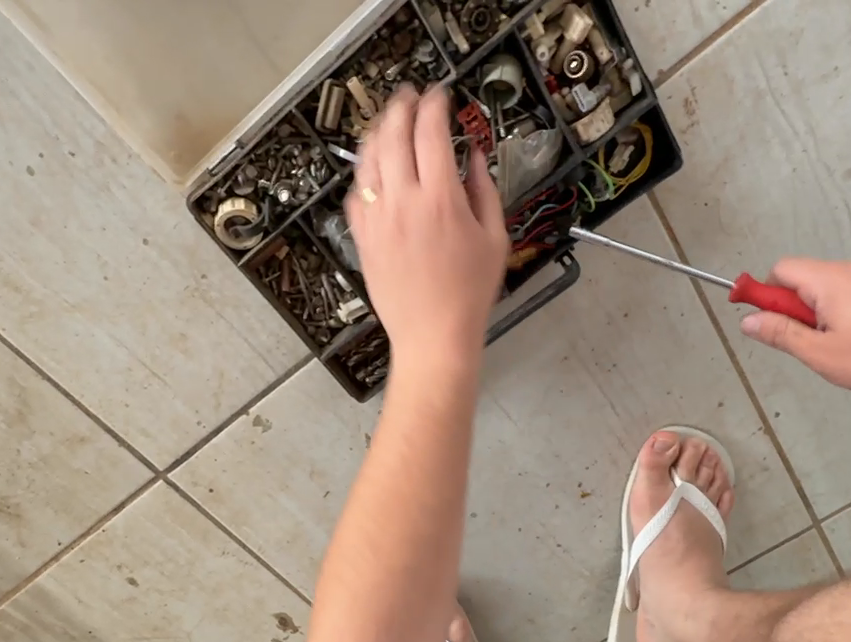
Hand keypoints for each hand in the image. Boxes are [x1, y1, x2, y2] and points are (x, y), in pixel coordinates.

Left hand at [347, 84, 507, 370]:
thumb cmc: (469, 295)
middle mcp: (403, 202)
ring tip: (386, 124)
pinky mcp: (363, 240)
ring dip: (377, 134)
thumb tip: (474, 158)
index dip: (434, 105)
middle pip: (393, 136)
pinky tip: (371, 171)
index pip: (430, 131)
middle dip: (401, 108)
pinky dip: (364, 175)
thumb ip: (485, 191)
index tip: (439, 95)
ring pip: (368, 161)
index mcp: (440, 198)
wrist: (432, 337)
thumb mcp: (494, 239)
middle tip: (409, 98)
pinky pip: (356, 195)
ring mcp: (378, 220)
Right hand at [738, 253, 850, 394]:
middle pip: (812, 279)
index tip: (772, 322)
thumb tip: (747, 321)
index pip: (783, 269)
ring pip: (839, 287)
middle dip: (804, 308)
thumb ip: (781, 334)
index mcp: (833, 279)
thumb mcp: (821, 354)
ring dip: (832, 311)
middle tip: (818, 343)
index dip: (769, 294)